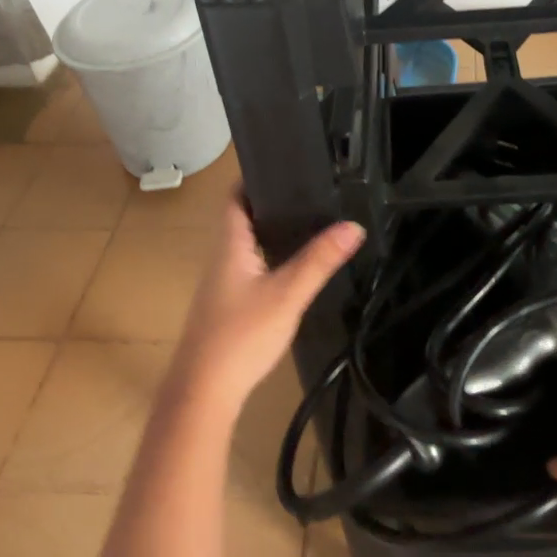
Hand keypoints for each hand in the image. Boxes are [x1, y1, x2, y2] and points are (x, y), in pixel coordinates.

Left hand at [172, 187, 363, 410]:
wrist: (203, 392)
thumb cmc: (240, 336)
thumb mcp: (287, 295)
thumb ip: (319, 261)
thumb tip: (352, 226)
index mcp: (229, 245)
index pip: (234, 197)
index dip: (252, 177)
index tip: (282, 163)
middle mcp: (222, 259)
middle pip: (242, 219)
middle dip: (271, 204)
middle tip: (308, 191)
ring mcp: (222, 285)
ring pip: (247, 246)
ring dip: (271, 233)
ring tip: (309, 223)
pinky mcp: (227, 308)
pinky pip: (250, 269)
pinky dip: (271, 259)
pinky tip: (293, 269)